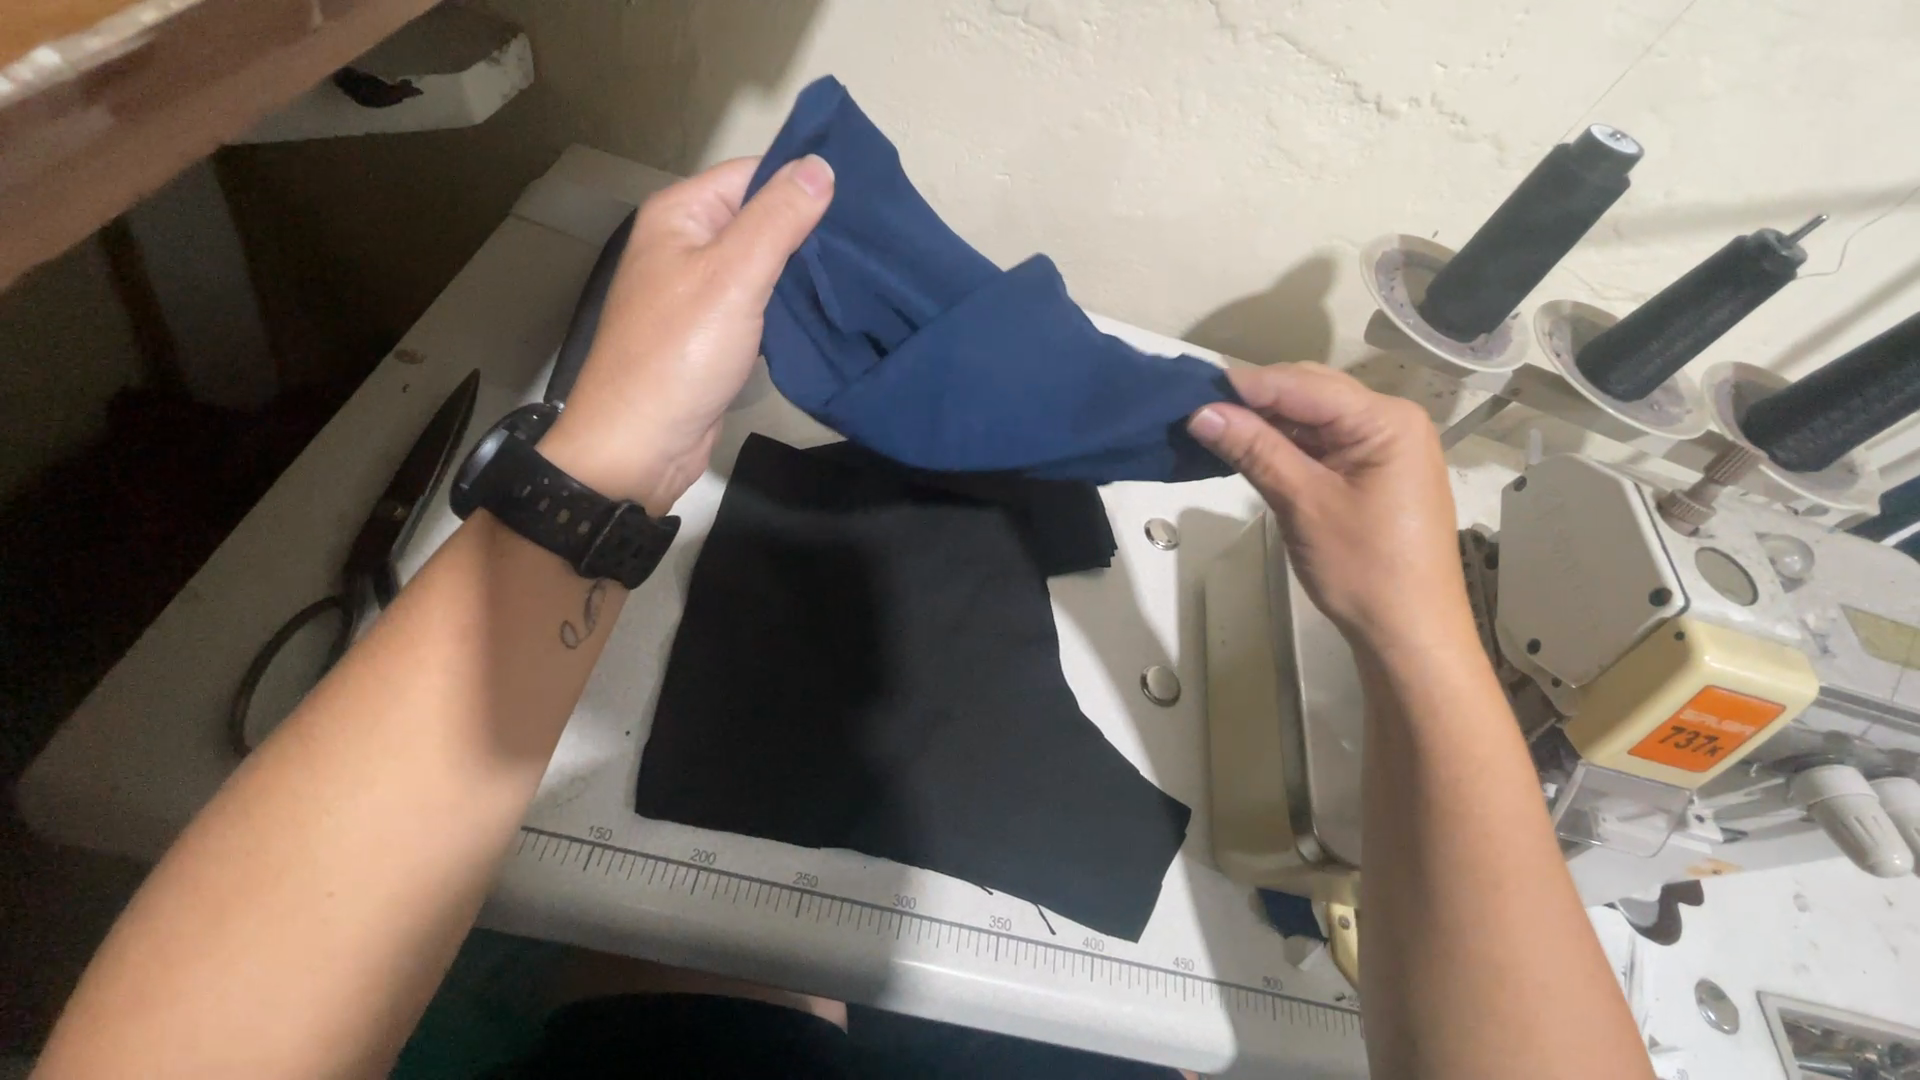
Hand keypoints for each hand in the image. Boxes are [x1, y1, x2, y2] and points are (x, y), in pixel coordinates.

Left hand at [537, 154, 834, 515]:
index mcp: (681, 215)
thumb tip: (821, 167)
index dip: (803, 182)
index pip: (752, 175)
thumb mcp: (733, 275)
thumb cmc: (681, 353)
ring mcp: (699, 293)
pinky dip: (790, 306)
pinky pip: (759, 305)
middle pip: (759, 219)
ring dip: (804, 271)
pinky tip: (829, 311)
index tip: (863, 200)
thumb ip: (778, 220)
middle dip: (810, 229)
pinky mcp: (714, 334)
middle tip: (872, 241)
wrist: (642, 443)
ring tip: (862, 272)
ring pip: (763, 266)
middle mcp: (686, 245)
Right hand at [1188, 364, 1473, 654]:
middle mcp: (1389, 420)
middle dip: (1254, 400)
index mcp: (1385, 420)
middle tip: (1197, 413)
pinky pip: (1320, 442)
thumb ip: (1255, 450)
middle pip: (1309, 392)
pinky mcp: (1370, 470)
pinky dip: (1283, 445)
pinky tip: (1248, 450)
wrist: (1408, 632)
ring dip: (1265, 423)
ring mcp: (1382, 446)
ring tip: (1213, 430)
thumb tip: (1201, 412)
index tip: (1189, 394)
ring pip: (1311, 417)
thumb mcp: (1303, 503)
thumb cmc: (1364, 568)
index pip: (1302, 385)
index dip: (1244, 387)